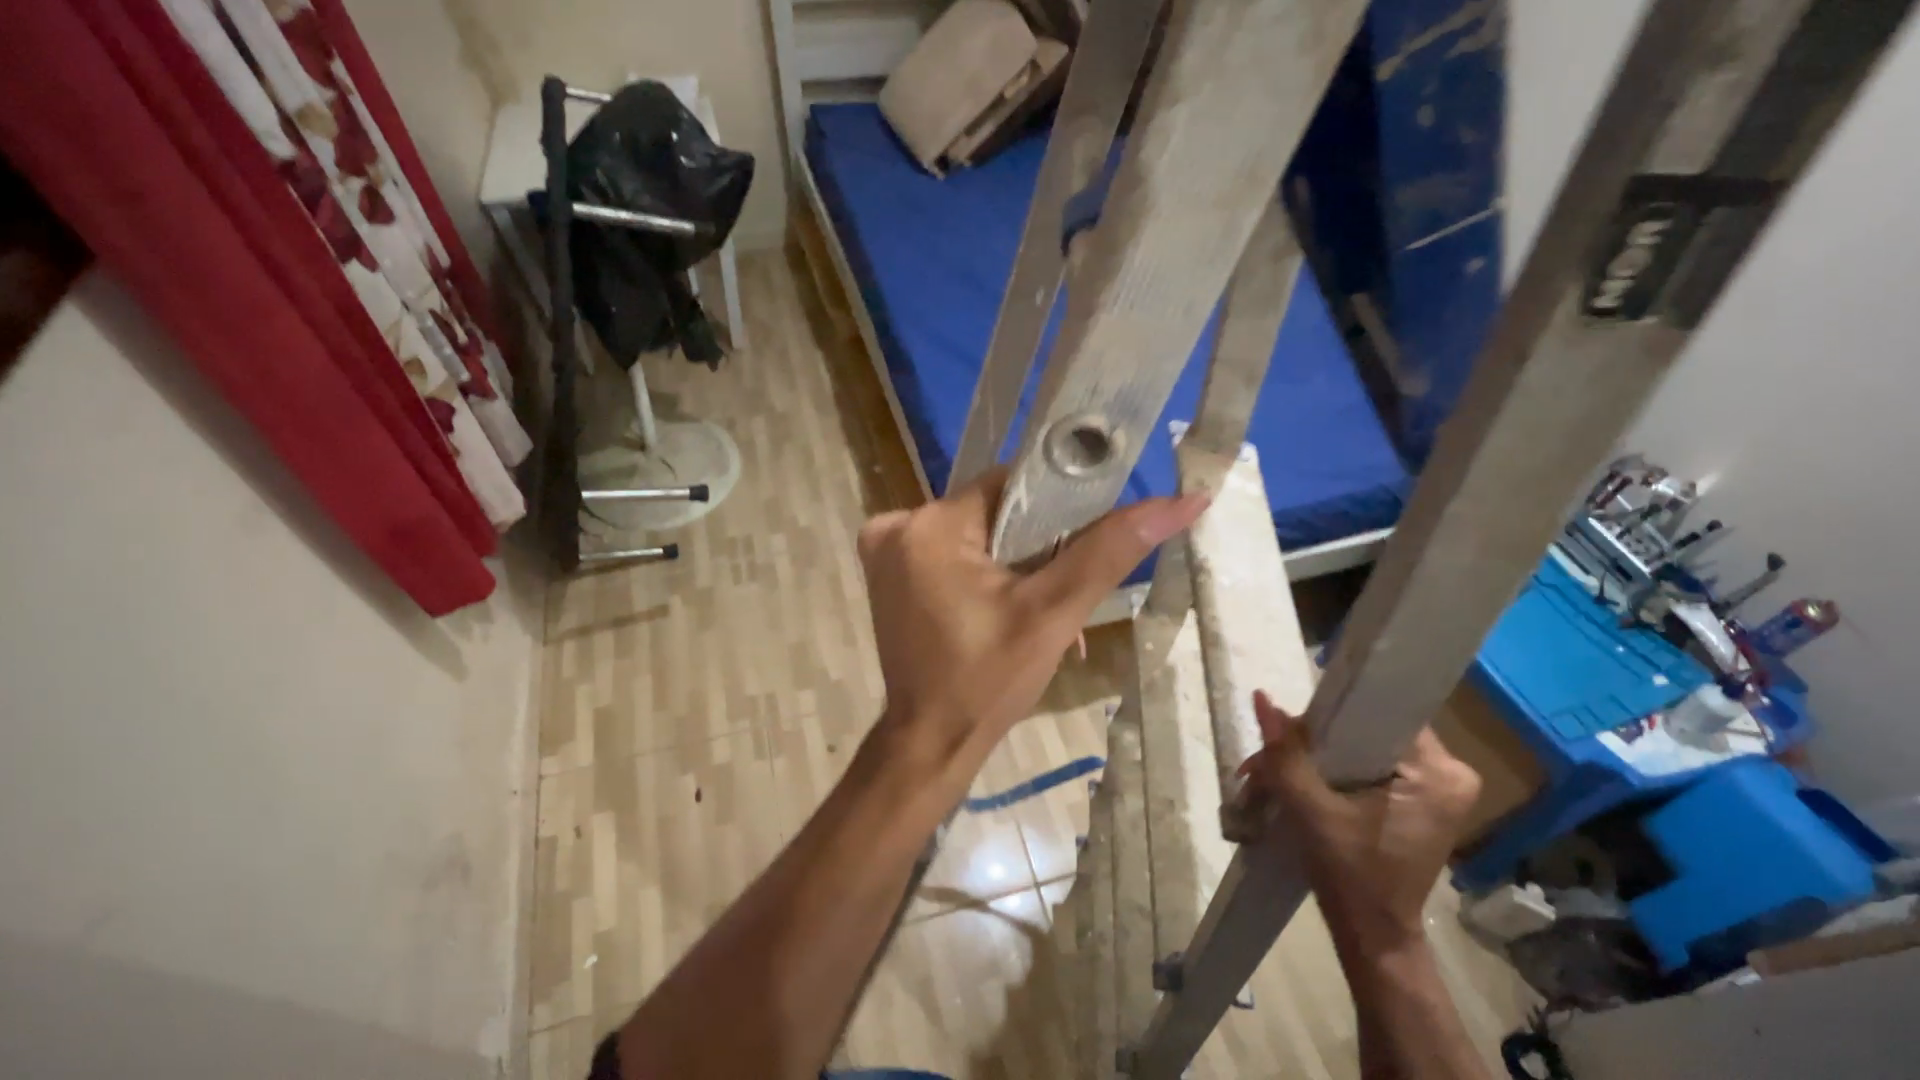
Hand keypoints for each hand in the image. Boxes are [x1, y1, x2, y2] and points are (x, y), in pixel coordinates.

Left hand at [857, 468, 1206, 774]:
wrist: (931, 742)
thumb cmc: (988, 681)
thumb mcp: (1054, 613)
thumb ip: (1110, 550)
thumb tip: (1183, 500)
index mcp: (930, 524)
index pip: (1013, 485)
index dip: (1057, 510)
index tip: (1085, 545)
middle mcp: (896, 526)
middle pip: (994, 512)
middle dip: (1036, 547)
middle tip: (1065, 592)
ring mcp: (885, 553)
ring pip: (977, 536)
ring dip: (1014, 566)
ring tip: (1043, 610)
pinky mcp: (887, 578)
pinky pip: (952, 556)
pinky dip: (984, 577)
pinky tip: (1008, 612)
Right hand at [1238, 693, 1480, 958]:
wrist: (1373, 936)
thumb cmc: (1350, 875)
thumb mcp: (1311, 811)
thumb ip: (1286, 755)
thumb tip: (1262, 699)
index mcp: (1439, 773)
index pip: (1382, 714)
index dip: (1333, 713)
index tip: (1295, 726)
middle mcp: (1451, 774)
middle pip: (1372, 730)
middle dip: (1320, 740)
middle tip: (1278, 754)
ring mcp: (1441, 790)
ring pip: (1369, 748)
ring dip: (1324, 756)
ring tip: (1282, 769)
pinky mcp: (1425, 804)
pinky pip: (1376, 767)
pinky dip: (1340, 771)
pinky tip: (1309, 781)